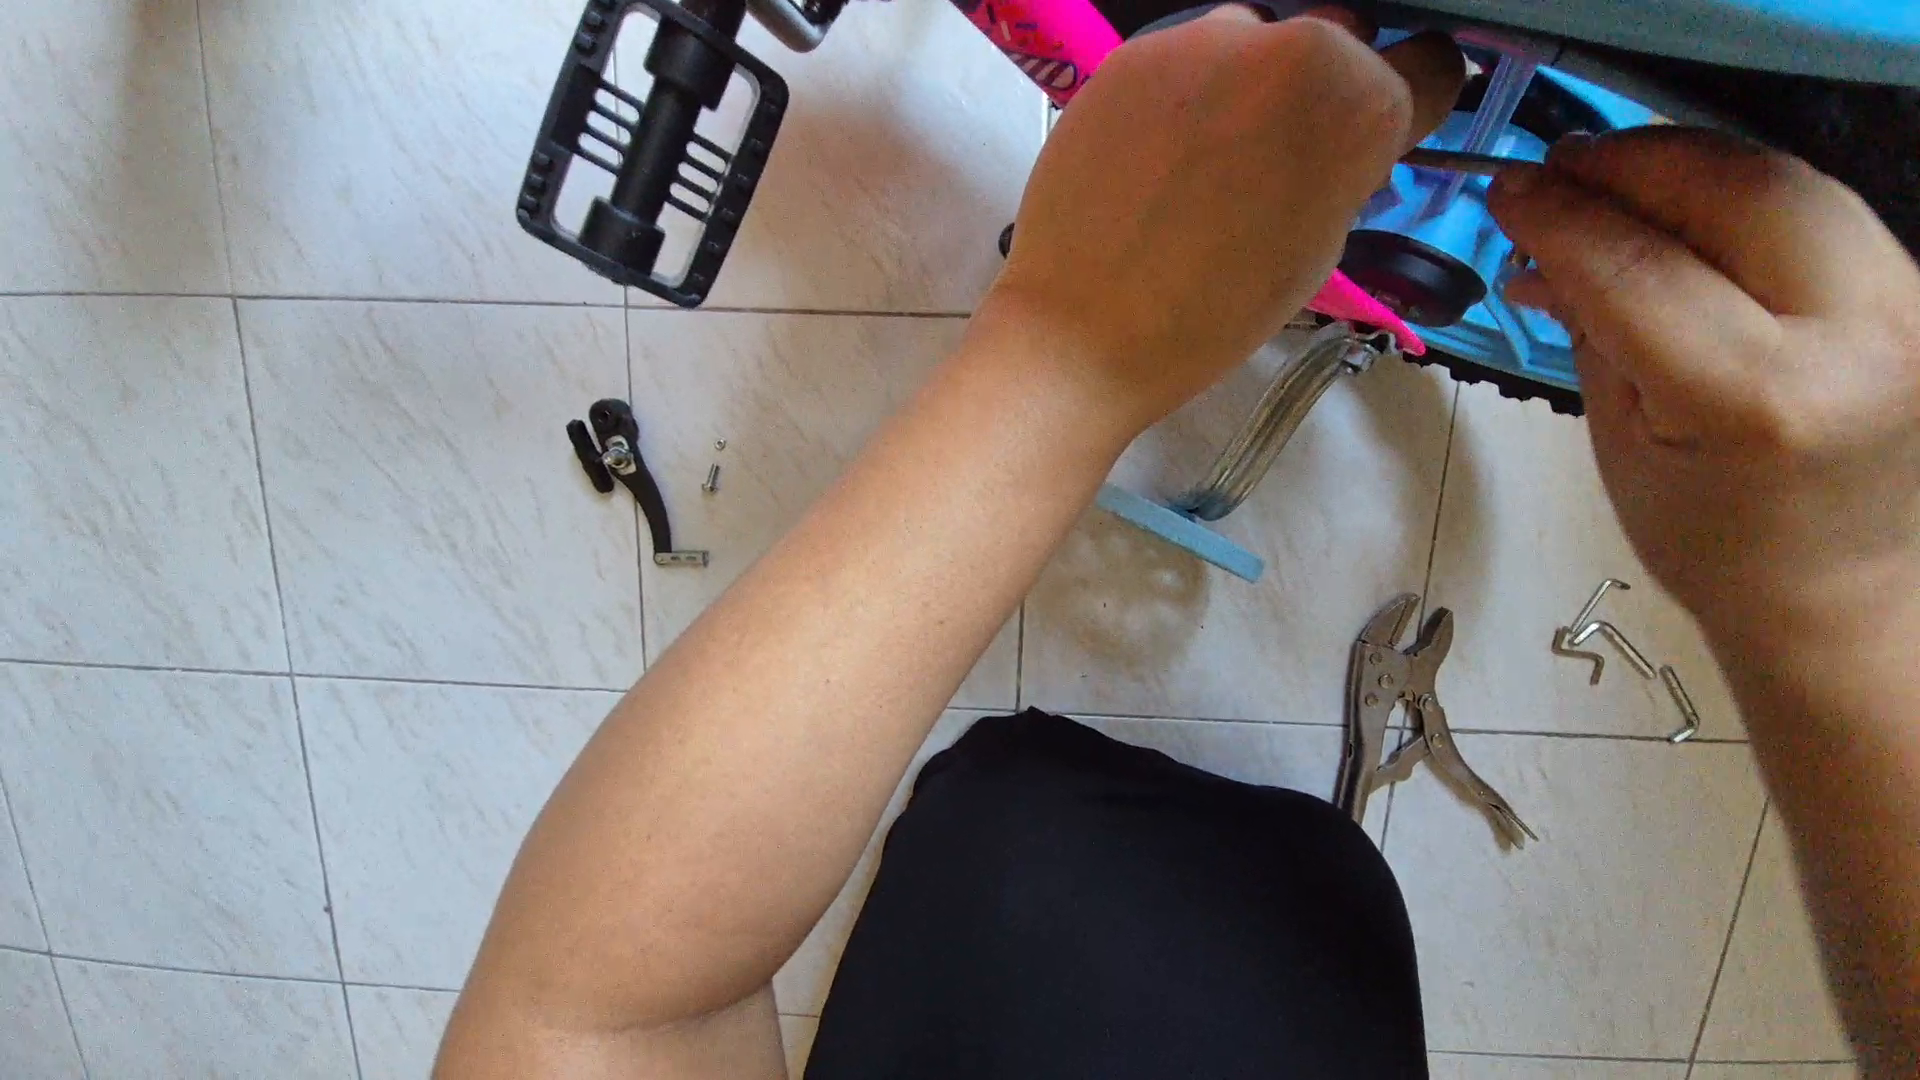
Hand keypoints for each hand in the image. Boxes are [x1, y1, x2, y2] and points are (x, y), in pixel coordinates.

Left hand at [981, 6, 1463, 435]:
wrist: (1083, 334)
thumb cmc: (1204, 322)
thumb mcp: (1311, 257)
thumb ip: (1340, 176)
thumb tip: (1336, 147)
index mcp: (1357, 107)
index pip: (1425, 70)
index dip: (1398, 115)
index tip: (1365, 144)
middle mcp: (1292, 47)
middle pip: (1332, 46)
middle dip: (1311, 99)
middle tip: (1262, 167)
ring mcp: (1201, 42)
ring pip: (1247, 48)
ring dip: (1236, 94)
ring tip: (1187, 170)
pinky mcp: (1130, 56)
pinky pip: (1176, 66)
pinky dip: (1173, 102)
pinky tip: (1144, 163)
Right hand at [1489, 128, 1919, 636]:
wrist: (1834, 584)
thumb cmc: (1697, 535)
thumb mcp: (1618, 438)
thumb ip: (1593, 330)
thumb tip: (1543, 255)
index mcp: (1757, 397)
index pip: (1639, 270)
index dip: (1562, 219)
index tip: (1505, 190)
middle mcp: (1863, 332)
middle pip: (1744, 191)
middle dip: (1638, 161)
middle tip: (1558, 163)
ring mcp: (1916, 303)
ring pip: (1791, 184)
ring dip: (1685, 165)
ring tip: (1602, 174)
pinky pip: (1815, 213)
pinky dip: (1729, 194)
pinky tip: (1667, 207)